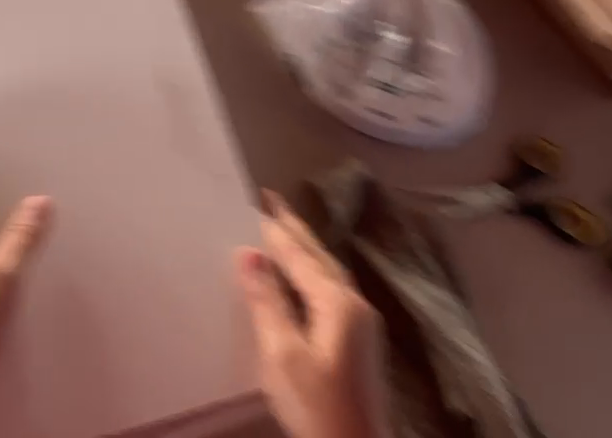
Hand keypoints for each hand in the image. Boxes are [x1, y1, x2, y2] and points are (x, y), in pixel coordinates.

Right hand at [236, 192, 391, 437]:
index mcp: (337, 303)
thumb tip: (249, 253)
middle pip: (320, 256)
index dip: (275, 230)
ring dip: (305, 249)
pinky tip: (302, 279)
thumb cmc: (317, 410)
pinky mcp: (360, 344)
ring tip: (283, 230)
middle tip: (272, 201)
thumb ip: (267, 301)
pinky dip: (312, 272)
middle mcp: (355, 305)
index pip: (299, 255)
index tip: (257, 201)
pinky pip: (331, 290)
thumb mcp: (282, 357)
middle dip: (295, 229)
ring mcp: (362, 325)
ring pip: (329, 273)